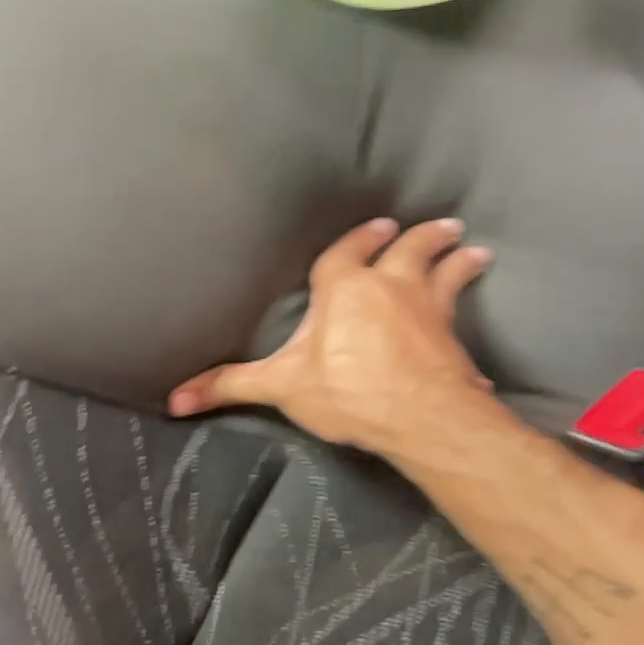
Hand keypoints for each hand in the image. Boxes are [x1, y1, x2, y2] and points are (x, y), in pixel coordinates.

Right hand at [167, 217, 495, 456]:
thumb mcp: (277, 388)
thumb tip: (174, 400)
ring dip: (457, 258)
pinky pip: (460, 304)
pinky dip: (465, 293)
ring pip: (447, 271)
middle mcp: (391, 289)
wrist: (423, 418)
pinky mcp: (454, 336)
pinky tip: (469, 299)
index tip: (374, 229)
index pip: (346, 254)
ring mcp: (429, 309)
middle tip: (437, 227)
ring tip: (468, 251)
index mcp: (346, 292)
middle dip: (422, 238)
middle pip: (411, 250)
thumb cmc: (345, 391)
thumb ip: (228, 387)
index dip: (356, 242)